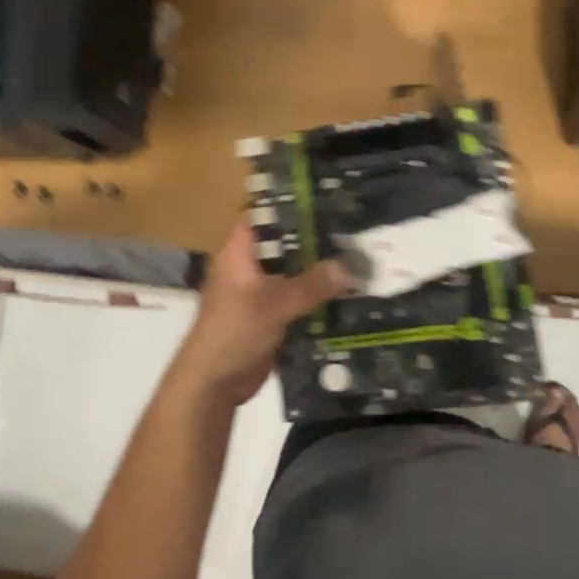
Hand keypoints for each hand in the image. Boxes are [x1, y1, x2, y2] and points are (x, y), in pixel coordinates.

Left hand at [170, 221, 350, 406]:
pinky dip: (321, 296)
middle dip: (318, 239)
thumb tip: (350, 266)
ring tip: (363, 257)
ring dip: (322, 270)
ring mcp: (262, 291)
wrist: (214, 382)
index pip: (265, 214)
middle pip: (287, 244)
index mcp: (240, 251)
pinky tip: (352, 293)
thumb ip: (311, 285)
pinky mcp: (273, 315)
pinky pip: (301, 298)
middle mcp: (251, 265)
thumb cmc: (233, 331)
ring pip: (296, 272)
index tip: (327, 196)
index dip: (291, 203)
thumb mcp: (273, 304)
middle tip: (357, 228)